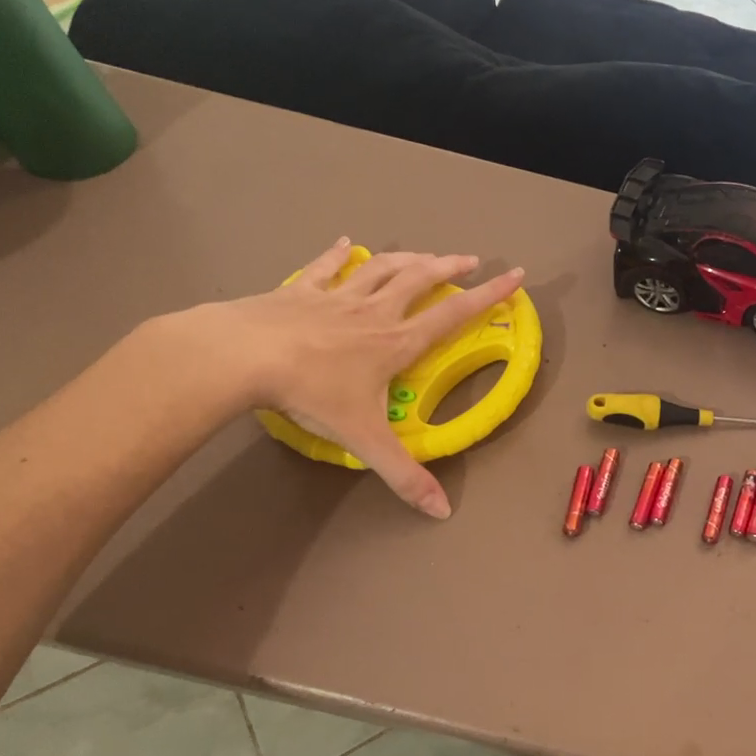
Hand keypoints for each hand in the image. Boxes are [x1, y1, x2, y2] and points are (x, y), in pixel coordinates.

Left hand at [150, 237, 524, 516]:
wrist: (240, 354)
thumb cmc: (310, 392)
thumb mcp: (364, 439)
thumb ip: (403, 475)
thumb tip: (443, 512)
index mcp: (396, 343)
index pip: (454, 315)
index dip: (489, 295)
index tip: (515, 275)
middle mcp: (374, 312)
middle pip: (420, 280)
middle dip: (450, 268)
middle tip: (471, 260)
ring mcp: (335, 296)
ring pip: (381, 269)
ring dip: (409, 259)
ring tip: (427, 255)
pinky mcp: (298, 291)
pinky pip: (325, 266)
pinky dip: (339, 253)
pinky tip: (346, 243)